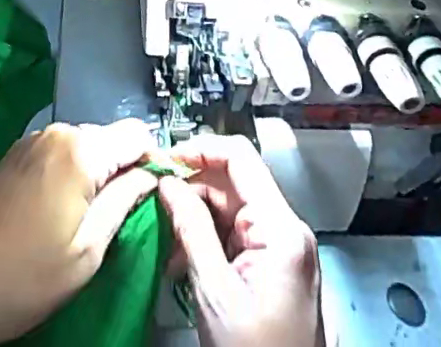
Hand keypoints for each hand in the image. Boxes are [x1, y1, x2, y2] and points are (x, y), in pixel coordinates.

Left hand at [0, 120, 159, 346]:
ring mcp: (34, 139)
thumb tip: (151, 176)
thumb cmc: (28, 275)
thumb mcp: (90, 249)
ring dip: (97, 171)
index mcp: (81, 150)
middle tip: (124, 212)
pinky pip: (61, 151)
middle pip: (110, 138)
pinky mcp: (17, 152)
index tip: (157, 192)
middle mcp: (58, 132)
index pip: (137, 133)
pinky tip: (62, 207)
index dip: (152, 159)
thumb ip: (125, 201)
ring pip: (86, 144)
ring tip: (90, 215)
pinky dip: (72, 171)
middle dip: (123, 167)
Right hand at [158, 134, 321, 346]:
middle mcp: (286, 230)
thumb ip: (191, 229)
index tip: (166, 159)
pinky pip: (235, 234)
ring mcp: (281, 249)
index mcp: (281, 229)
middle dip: (192, 188)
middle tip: (154, 199)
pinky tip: (182, 257)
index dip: (201, 149)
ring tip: (164, 235)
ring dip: (195, 216)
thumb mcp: (215, 291)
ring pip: (231, 209)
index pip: (240, 158)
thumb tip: (168, 184)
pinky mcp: (273, 267)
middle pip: (234, 184)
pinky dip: (207, 239)